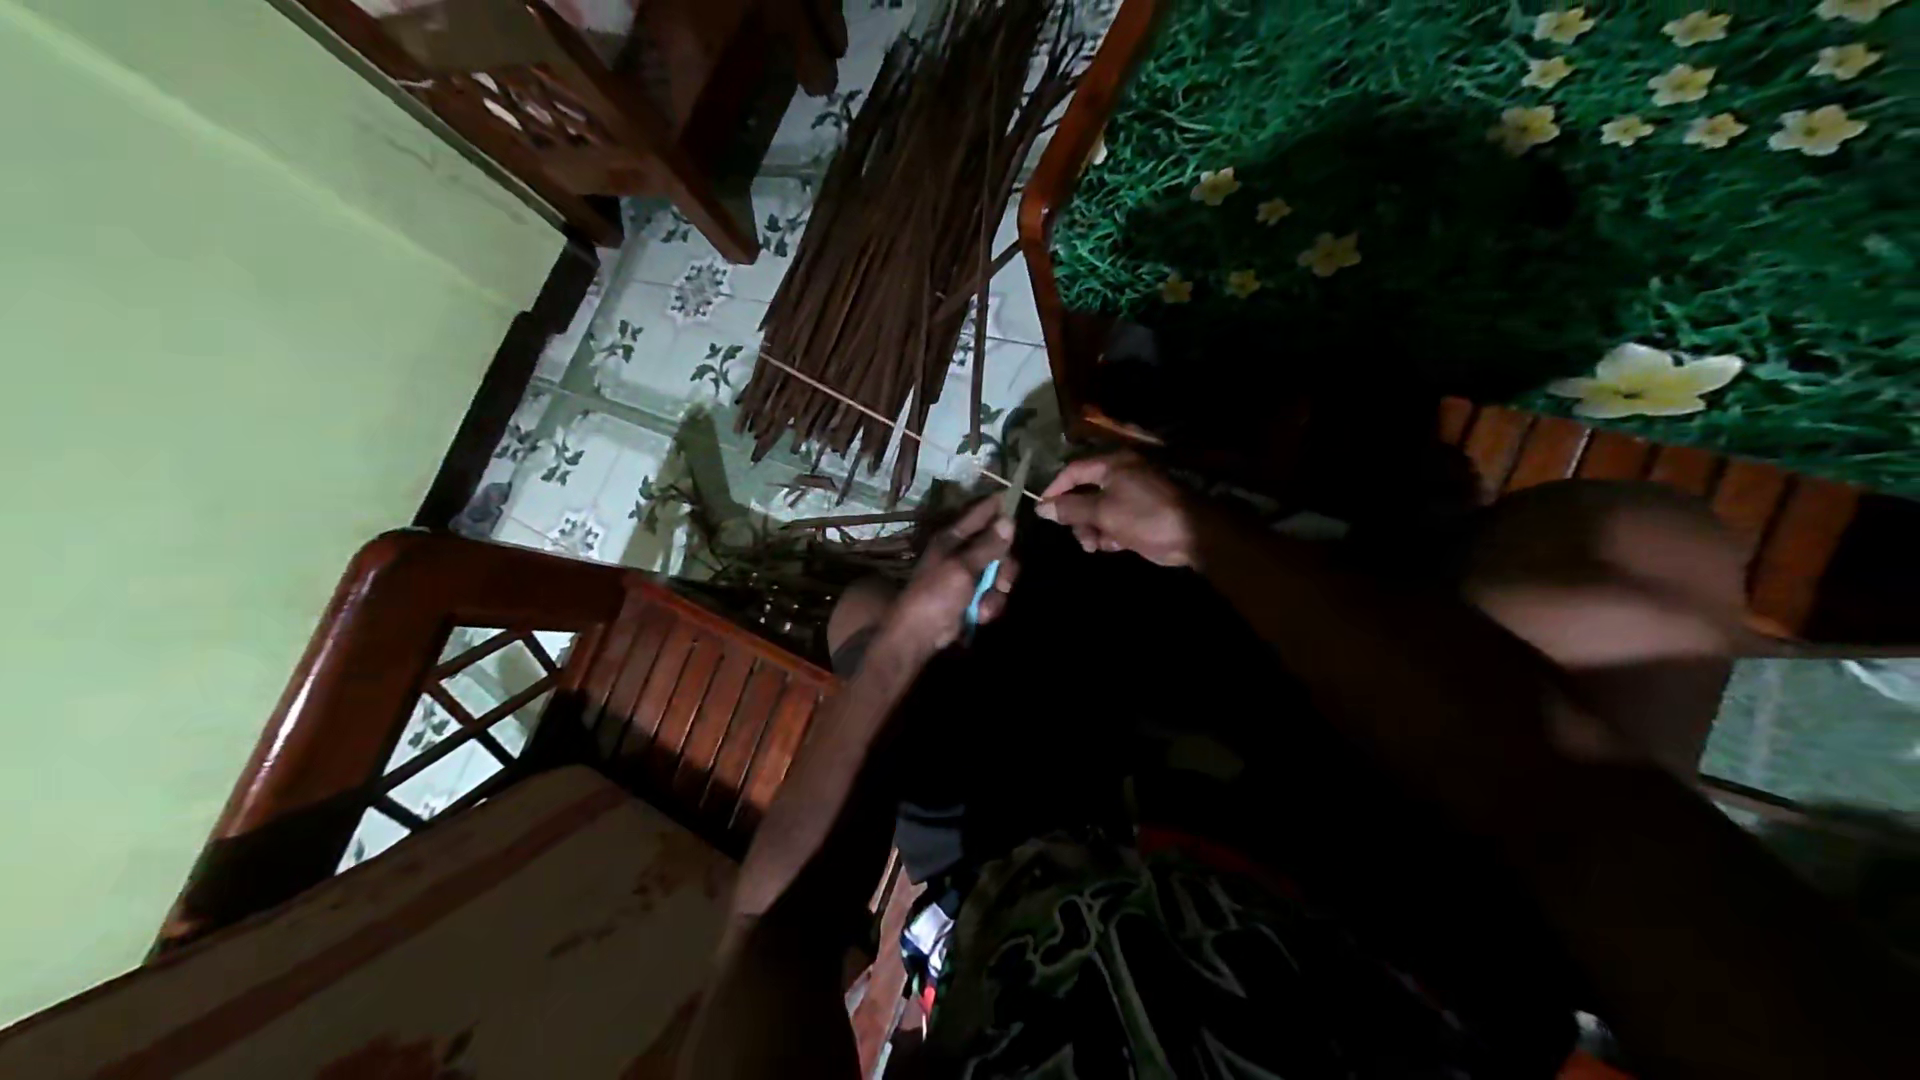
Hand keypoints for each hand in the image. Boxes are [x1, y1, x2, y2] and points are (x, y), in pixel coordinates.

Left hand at [878, 496, 1018, 656]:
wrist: (919, 635)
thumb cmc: (935, 596)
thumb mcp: (963, 568)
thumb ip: (987, 545)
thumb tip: (1009, 519)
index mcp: (953, 538)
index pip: (980, 513)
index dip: (998, 507)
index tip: (1016, 502)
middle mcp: (962, 552)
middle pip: (999, 547)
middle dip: (1004, 568)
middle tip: (1003, 583)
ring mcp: (967, 575)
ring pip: (999, 573)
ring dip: (996, 594)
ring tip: (983, 609)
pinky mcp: (971, 596)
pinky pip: (993, 593)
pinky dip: (989, 606)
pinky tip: (980, 617)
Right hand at [1036, 451, 1198, 566]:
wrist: (1192, 535)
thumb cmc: (1145, 516)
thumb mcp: (1103, 512)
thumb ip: (1071, 509)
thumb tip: (1041, 507)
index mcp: (1112, 465)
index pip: (1073, 471)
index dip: (1055, 489)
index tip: (1042, 510)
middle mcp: (1121, 474)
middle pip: (1084, 493)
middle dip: (1077, 517)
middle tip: (1078, 536)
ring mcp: (1132, 494)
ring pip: (1097, 510)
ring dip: (1092, 529)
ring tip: (1095, 546)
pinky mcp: (1140, 513)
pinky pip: (1113, 519)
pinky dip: (1109, 533)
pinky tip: (1113, 545)